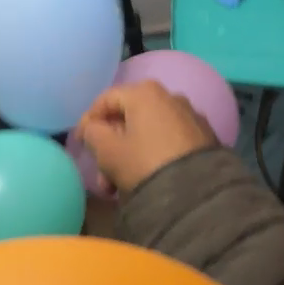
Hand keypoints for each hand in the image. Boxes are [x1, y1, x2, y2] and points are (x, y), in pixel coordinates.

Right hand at [75, 81, 218, 194]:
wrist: (197, 192)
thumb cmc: (144, 164)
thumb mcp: (108, 151)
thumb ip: (93, 134)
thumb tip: (94, 128)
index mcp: (145, 92)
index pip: (106, 100)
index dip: (87, 121)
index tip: (79, 144)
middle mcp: (170, 96)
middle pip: (129, 118)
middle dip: (110, 148)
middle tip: (101, 174)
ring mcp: (191, 116)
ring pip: (148, 133)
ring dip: (129, 156)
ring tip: (119, 187)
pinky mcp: (205, 137)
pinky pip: (169, 142)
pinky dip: (153, 157)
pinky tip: (147, 180)